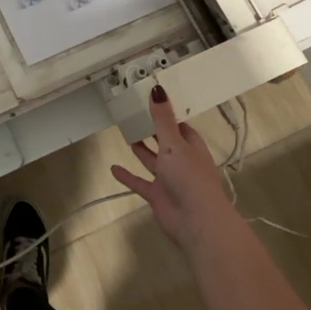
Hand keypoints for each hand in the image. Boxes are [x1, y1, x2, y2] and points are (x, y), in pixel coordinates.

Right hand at [111, 86, 235, 250]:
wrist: (196, 220)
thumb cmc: (189, 177)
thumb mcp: (174, 143)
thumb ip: (162, 119)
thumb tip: (157, 89)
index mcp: (191, 146)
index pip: (179, 126)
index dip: (167, 116)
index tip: (151, 103)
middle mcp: (181, 161)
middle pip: (165, 142)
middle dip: (153, 131)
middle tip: (135, 116)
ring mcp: (169, 179)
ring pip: (153, 161)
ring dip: (142, 150)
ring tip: (126, 136)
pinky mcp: (158, 195)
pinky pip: (140, 182)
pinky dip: (128, 176)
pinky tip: (114, 168)